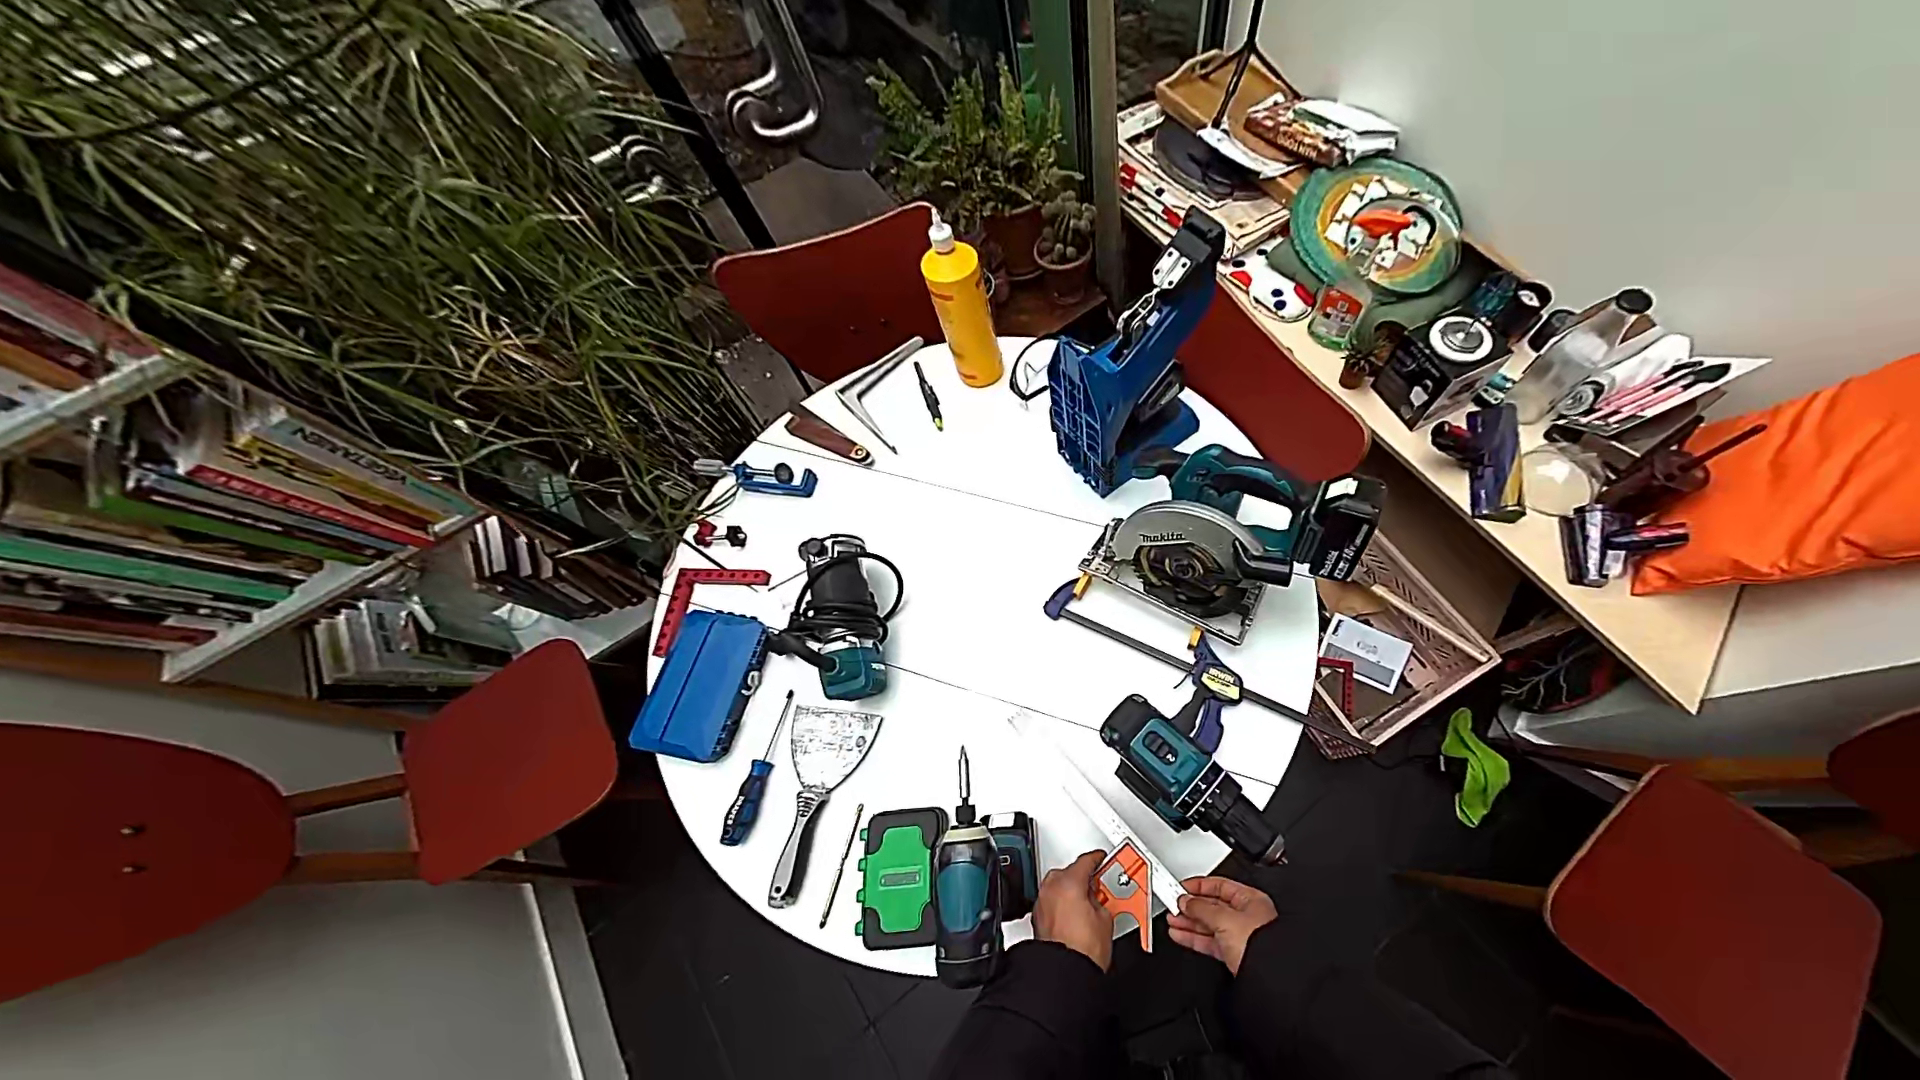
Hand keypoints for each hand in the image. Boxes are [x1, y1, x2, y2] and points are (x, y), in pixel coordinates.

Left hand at [1032, 850, 1114, 971]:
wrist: (1065, 973)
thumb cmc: (1082, 951)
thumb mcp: (1105, 920)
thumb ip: (1101, 900)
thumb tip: (1098, 901)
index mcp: (1068, 882)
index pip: (1085, 861)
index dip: (1097, 859)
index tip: (1101, 859)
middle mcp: (1051, 888)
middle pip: (1069, 872)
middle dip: (1083, 878)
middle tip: (1098, 887)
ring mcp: (1042, 902)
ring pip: (1058, 886)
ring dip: (1070, 891)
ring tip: (1087, 905)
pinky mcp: (1037, 916)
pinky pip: (1051, 901)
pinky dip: (1061, 903)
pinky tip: (1073, 915)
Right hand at [1166, 876, 1276, 975]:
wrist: (1272, 981)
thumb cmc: (1261, 946)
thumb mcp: (1223, 918)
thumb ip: (1201, 907)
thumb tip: (1186, 901)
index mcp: (1251, 901)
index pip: (1219, 885)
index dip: (1198, 886)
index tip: (1181, 887)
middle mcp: (1247, 917)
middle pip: (1212, 906)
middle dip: (1191, 907)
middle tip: (1174, 905)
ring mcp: (1241, 937)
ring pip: (1209, 925)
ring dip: (1189, 923)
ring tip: (1173, 920)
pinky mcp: (1236, 956)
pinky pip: (1210, 942)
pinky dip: (1194, 938)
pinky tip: (1180, 935)